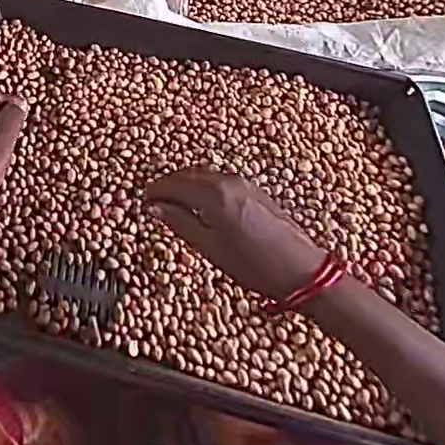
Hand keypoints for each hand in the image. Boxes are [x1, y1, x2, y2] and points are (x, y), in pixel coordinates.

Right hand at [145, 170, 326, 300]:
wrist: (300, 269)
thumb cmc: (254, 265)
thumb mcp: (210, 248)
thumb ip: (181, 223)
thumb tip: (157, 208)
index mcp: (213, 196)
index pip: (175, 184)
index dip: (157, 190)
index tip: (144, 197)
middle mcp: (227, 182)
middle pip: (189, 175)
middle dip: (170, 184)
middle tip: (155, 198)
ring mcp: (243, 183)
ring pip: (205, 175)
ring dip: (186, 183)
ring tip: (174, 200)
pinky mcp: (254, 189)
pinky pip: (220, 180)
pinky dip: (203, 185)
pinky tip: (200, 202)